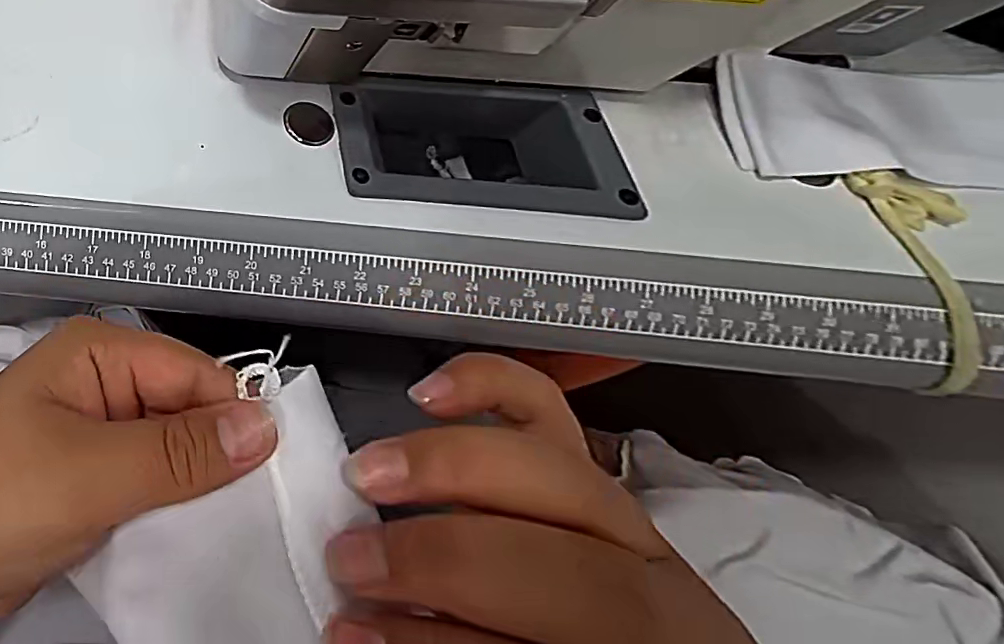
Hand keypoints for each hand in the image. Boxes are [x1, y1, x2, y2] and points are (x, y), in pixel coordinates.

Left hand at [0, 316, 278, 643]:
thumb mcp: (91, 473)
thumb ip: (178, 451)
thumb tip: (261, 424)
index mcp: (96, 351)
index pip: (191, 371)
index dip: (234, 416)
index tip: (276, 472)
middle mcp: (99, 377)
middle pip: (183, 406)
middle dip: (218, 452)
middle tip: (261, 508)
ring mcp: (93, 425)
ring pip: (170, 445)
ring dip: (196, 482)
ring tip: (233, 524)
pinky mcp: (88, 469)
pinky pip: (148, 476)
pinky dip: (170, 501)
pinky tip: (193, 531)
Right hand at [325, 353, 754, 643]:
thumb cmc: (552, 643)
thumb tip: (358, 626)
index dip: (434, 637)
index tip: (354, 629)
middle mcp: (653, 591)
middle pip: (557, 563)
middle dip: (436, 555)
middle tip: (351, 558)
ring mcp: (620, 516)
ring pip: (543, 465)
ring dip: (436, 465)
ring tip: (363, 475)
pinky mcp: (584, 465)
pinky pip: (541, 404)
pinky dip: (481, 385)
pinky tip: (426, 396)